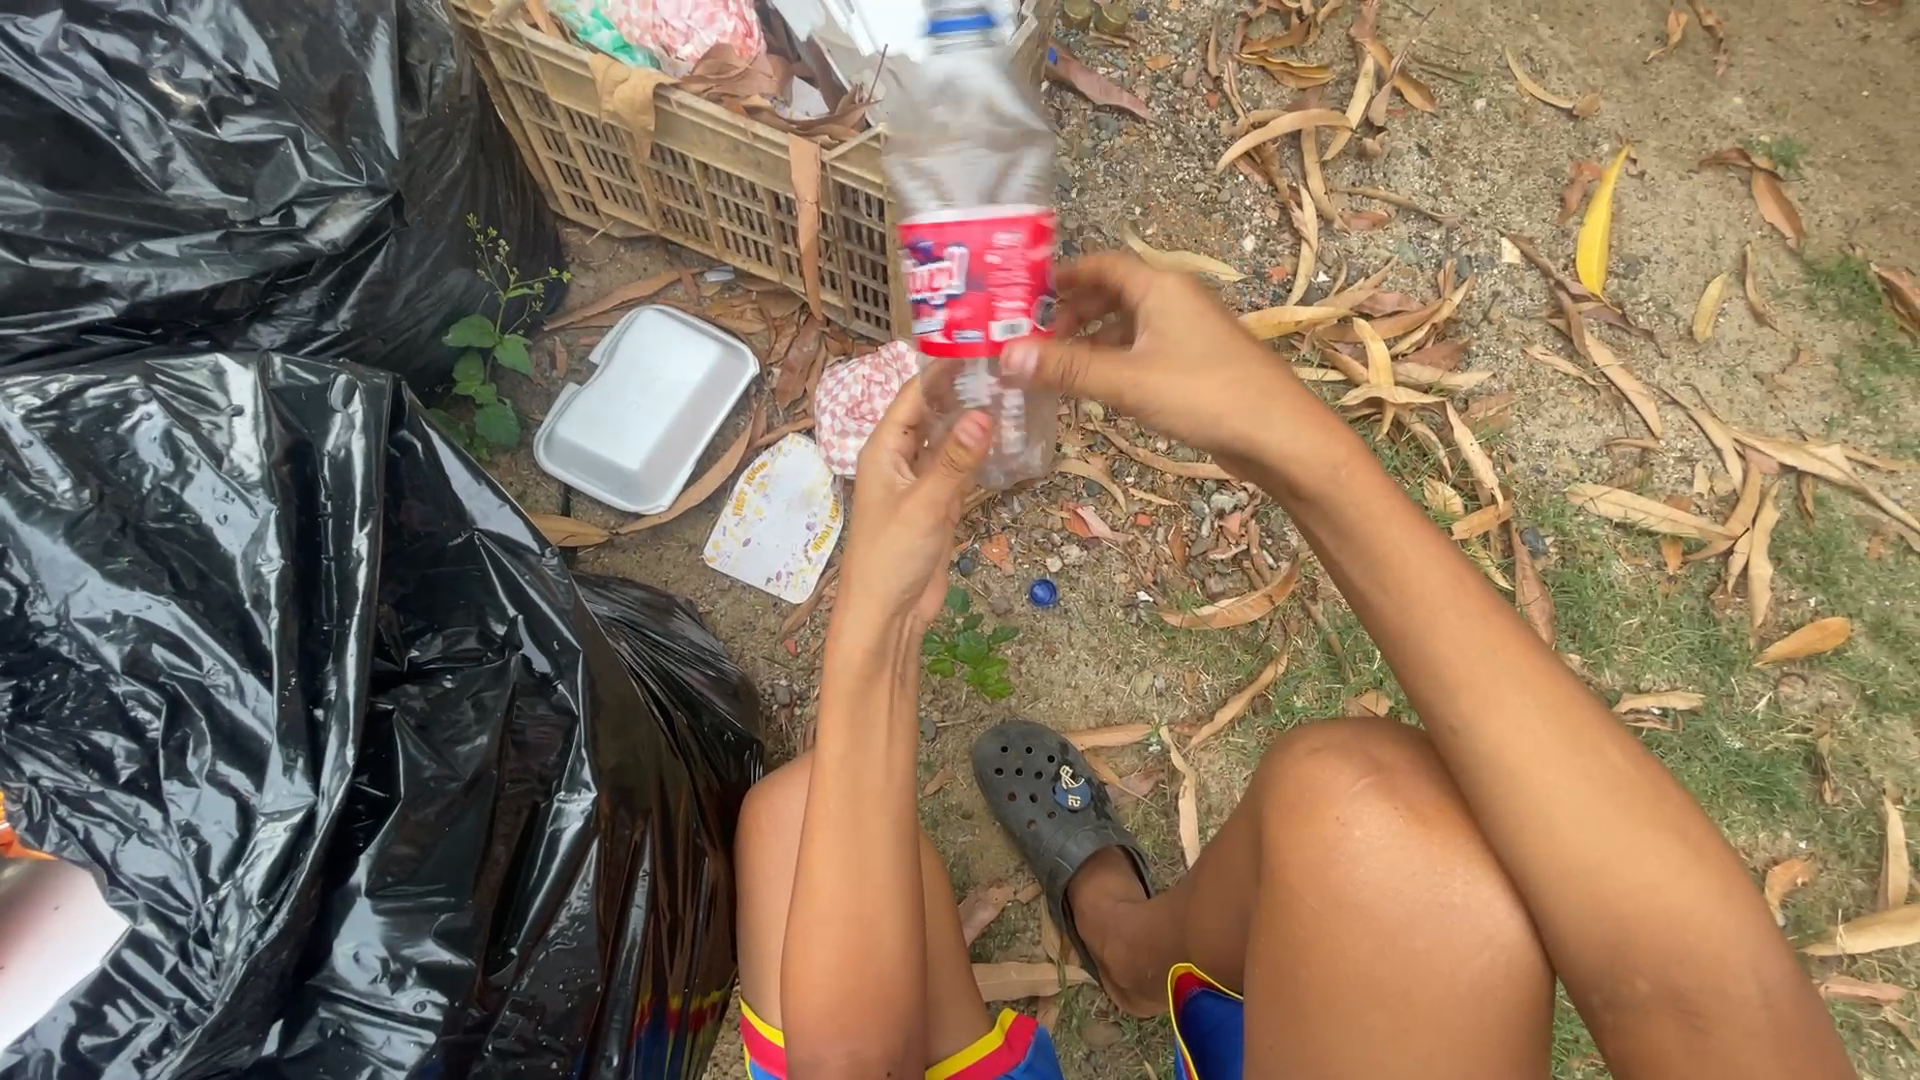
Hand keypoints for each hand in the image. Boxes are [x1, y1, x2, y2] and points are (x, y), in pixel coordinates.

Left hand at [832, 376, 990, 637]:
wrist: (888, 614)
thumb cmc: (892, 556)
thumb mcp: (925, 504)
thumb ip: (955, 460)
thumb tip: (985, 413)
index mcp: (884, 448)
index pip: (913, 394)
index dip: (944, 370)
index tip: (982, 347)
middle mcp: (900, 458)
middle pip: (932, 414)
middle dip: (964, 393)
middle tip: (1009, 369)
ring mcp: (920, 481)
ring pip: (948, 442)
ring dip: (973, 425)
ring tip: (1015, 397)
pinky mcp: (938, 504)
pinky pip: (959, 470)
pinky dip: (979, 457)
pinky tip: (1007, 441)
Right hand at [1003, 253, 1307, 465]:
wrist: (1278, 434)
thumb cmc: (1203, 394)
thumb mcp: (1126, 381)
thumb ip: (1066, 368)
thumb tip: (1005, 357)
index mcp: (1160, 287)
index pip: (1103, 264)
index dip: (1063, 275)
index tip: (1026, 296)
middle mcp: (1174, 299)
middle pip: (1113, 293)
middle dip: (1072, 311)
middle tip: (1034, 338)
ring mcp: (1187, 332)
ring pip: (1127, 325)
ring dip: (1091, 340)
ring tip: (1055, 365)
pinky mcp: (1194, 363)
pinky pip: (1142, 350)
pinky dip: (1113, 361)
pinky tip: (1094, 386)